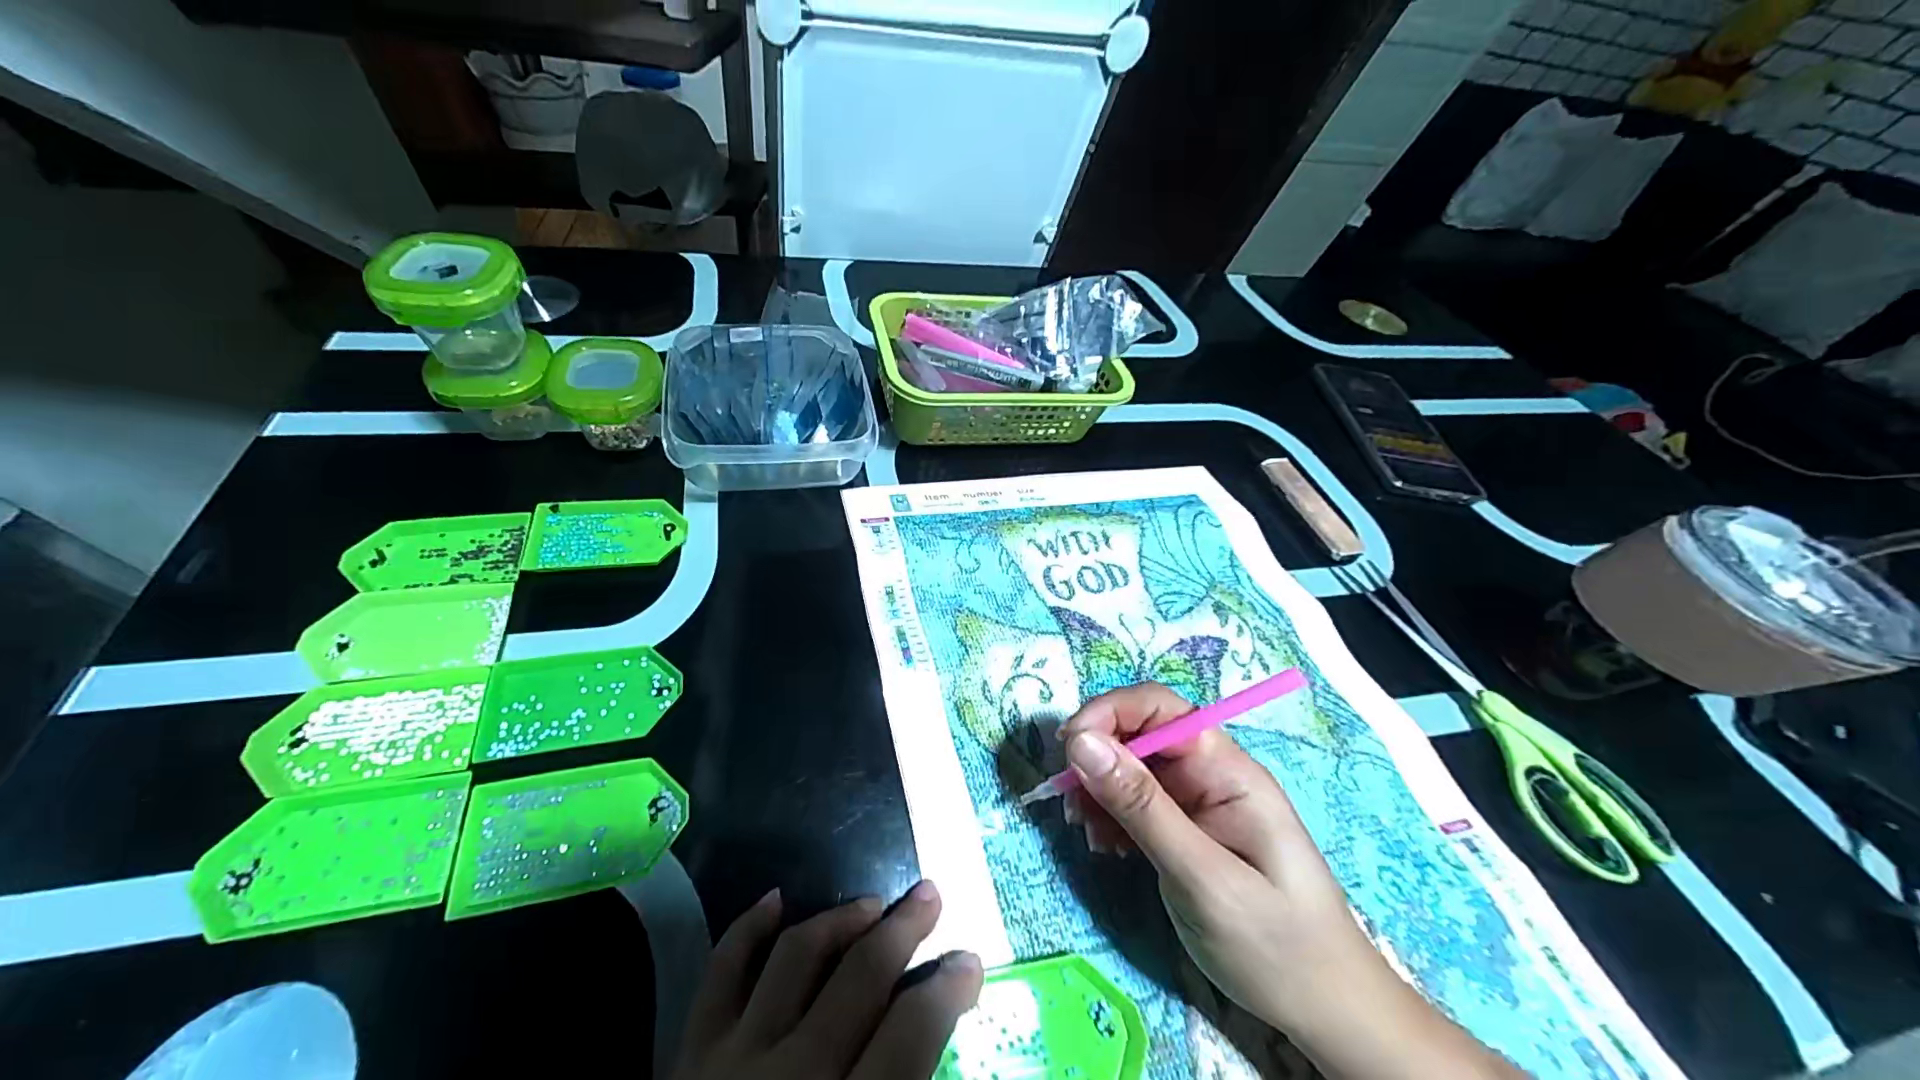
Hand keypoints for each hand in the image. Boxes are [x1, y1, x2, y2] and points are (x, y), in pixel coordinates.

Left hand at [672, 882, 983, 1079]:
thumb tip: (933, 1040)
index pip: (912, 1030)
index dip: (949, 987)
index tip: (969, 963)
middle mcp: (795, 1075)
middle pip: (861, 975)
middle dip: (904, 928)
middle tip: (930, 895)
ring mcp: (736, 1057)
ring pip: (798, 956)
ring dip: (840, 919)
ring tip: (870, 904)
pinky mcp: (692, 1053)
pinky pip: (721, 971)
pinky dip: (747, 928)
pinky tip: (774, 900)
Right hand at [1059, 683, 1523, 1079]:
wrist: (1324, 1009)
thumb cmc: (1274, 942)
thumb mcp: (1201, 875)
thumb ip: (1140, 806)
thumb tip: (1081, 741)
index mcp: (1226, 768)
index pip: (1158, 707)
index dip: (1107, 713)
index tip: (1066, 749)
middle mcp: (1209, 773)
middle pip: (1139, 735)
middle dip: (1096, 758)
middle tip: (1071, 805)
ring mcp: (1196, 802)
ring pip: (1130, 769)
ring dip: (1098, 791)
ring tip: (1089, 834)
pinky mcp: (1185, 830)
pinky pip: (1135, 804)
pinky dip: (1110, 817)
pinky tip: (1105, 847)